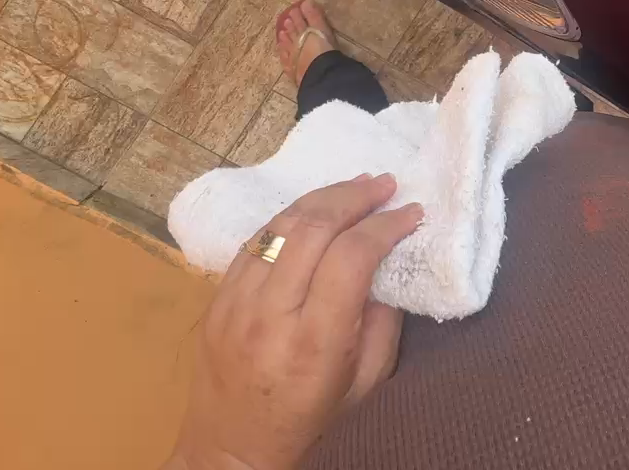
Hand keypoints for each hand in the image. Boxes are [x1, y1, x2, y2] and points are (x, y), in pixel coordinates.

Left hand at [167, 175, 422, 469]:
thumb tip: (391, 255)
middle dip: (357, 197)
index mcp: (313, 342)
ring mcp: (235, 303)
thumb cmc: (311, 415)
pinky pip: (258, 238)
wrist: (229, 450)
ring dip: (326, 196)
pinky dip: (294, 215)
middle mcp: (270, 316)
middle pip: (315, 229)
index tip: (412, 212)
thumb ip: (384, 314)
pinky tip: (318, 208)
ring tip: (357, 186)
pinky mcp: (216, 297)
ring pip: (283, 225)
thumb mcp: (367, 376)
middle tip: (386, 185)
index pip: (351, 258)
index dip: (386, 226)